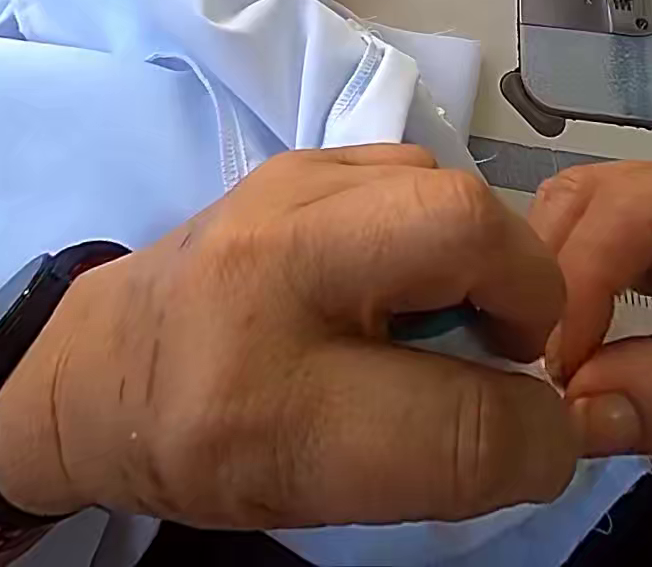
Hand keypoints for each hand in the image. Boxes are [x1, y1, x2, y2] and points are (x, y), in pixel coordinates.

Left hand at [0, 145, 578, 528]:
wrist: (110, 355)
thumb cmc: (203, 437)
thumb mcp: (320, 489)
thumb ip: (446, 456)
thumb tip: (542, 406)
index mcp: (270, 385)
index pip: (460, 417)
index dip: (533, 431)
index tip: (528, 425)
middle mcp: (274, 254)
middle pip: (461, 224)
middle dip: (522, 284)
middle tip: (496, 339)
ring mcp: (284, 185)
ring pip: (444, 187)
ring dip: (476, 250)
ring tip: (438, 304)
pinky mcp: (292, 162)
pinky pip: (407, 170)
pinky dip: (433, 219)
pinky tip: (394, 263)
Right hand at [532, 155, 651, 531]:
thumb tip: (569, 409)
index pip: (636, 209)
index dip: (581, 274)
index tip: (554, 357)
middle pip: (590, 196)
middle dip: (550, 269)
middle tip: (532, 347)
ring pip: (574, 210)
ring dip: (547, 272)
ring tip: (542, 340)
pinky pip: (586, 238)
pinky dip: (561, 280)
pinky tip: (561, 324)